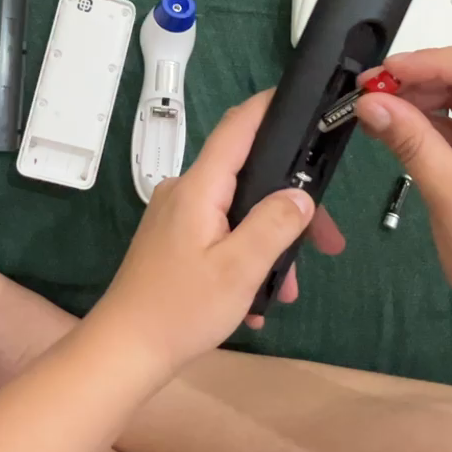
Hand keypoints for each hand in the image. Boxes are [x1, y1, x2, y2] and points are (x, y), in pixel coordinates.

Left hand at [87, 91, 338, 374]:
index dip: (269, 107)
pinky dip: (244, 258)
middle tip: (326, 242)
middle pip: (247, 177)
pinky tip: (255, 300)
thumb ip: (274, 224)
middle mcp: (185, 191)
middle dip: (290, 206)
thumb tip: (301, 197)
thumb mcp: (239, 268)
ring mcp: (176, 216)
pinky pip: (220, 234)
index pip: (237, 127)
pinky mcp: (173, 240)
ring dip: (268, 243)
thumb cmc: (181, 308)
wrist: (125, 350)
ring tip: (286, 288)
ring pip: (237, 212)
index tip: (304, 100)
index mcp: (198, 187)